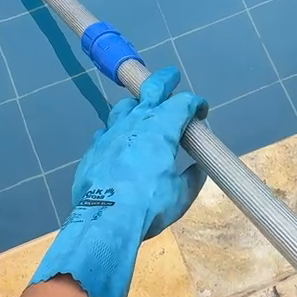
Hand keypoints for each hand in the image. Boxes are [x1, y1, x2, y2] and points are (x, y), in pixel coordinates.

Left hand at [29, 67, 206, 296]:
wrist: (106, 219)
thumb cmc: (150, 204)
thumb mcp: (182, 194)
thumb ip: (192, 178)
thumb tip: (198, 170)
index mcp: (162, 127)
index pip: (184, 103)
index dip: (196, 104)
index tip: (202, 112)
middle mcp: (136, 122)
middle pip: (151, 90)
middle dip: (164, 81)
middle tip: (171, 77)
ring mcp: (111, 133)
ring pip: (124, 107)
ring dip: (136, 106)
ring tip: (141, 110)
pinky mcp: (94, 149)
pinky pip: (106, 133)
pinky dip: (116, 134)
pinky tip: (117, 143)